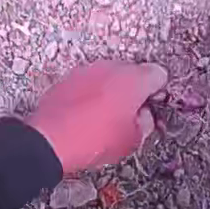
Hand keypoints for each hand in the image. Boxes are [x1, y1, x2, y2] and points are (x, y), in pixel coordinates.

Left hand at [26, 61, 168, 174]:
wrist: (51, 141)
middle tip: (131, 115)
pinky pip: (89, 82)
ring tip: (106, 117)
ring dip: (112, 91)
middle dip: (134, 91)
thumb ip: (146, 123)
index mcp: (134, 80)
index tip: (153, 105)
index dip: (158, 91)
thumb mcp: (132, 140)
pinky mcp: (69, 78)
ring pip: (110, 76)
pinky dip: (92, 93)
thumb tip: (145, 116)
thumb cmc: (93, 140)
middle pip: (133, 72)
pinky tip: (87, 115)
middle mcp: (111, 68)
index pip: (158, 74)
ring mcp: (88, 70)